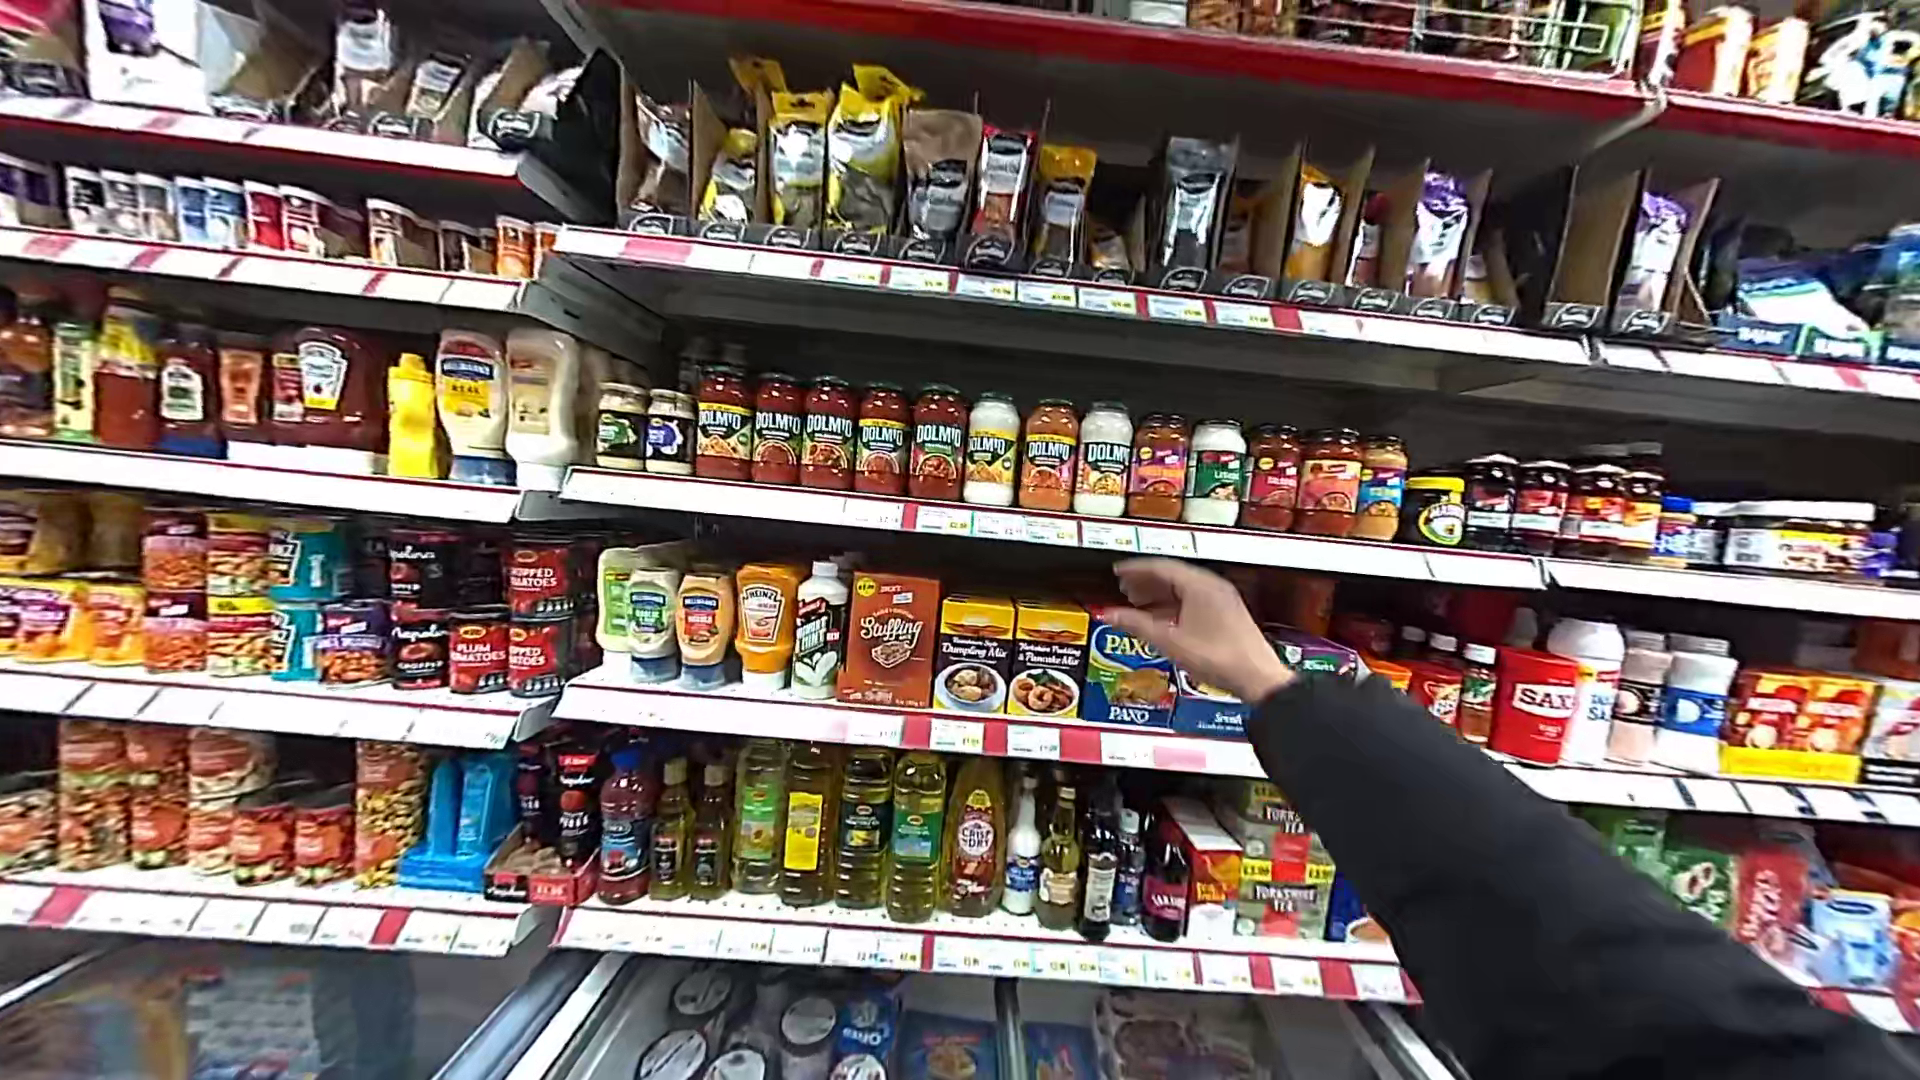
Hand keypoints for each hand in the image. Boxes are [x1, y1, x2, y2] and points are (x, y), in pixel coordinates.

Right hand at [1104, 557, 1294, 703]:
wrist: (1257, 679)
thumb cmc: (1221, 659)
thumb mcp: (1169, 641)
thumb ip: (1136, 624)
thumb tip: (1110, 614)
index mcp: (1199, 585)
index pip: (1159, 566)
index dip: (1135, 569)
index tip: (1118, 572)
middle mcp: (1212, 586)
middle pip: (1171, 574)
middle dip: (1145, 581)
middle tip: (1125, 588)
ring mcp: (1222, 599)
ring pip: (1182, 587)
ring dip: (1158, 593)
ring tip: (1138, 602)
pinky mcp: (1226, 612)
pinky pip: (1193, 599)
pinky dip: (1172, 604)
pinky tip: (1161, 618)